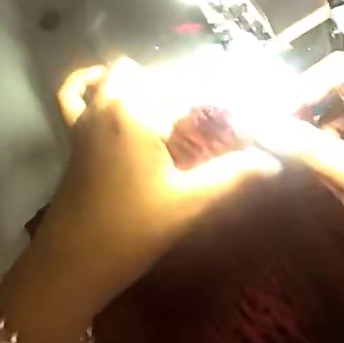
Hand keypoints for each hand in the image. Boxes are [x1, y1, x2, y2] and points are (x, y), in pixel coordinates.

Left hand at [6, 59, 277, 333]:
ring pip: (121, 76)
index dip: (220, 97)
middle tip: (214, 120)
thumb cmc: (130, 232)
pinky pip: (75, 92)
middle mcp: (108, 103)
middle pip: (155, 76)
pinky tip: (115, 90)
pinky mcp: (73, 133)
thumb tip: (274, 162)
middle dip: (186, 89)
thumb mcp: (187, 204)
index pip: (186, 88)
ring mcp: (86, 116)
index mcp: (136, 113)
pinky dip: (94, 82)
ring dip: (150, 84)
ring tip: (177, 112)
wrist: (69, 266)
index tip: (246, 111)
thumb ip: (233, 176)